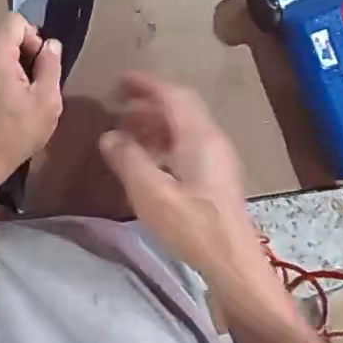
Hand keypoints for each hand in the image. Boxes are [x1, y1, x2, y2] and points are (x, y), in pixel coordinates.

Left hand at [0, 13, 63, 188]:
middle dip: (23, 53)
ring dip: (10, 65)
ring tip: (18, 95)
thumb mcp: (46, 101)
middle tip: (32, 86)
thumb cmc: (16, 133)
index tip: (39, 66)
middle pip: (4, 36)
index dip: (33, 38)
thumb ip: (51, 66)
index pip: (15, 22)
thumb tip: (51, 44)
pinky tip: (3, 100)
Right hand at [97, 72, 266, 285]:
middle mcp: (212, 140)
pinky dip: (165, 141)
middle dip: (147, 104)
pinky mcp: (217, 177)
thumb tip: (109, 137)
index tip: (120, 80)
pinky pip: (188, 144)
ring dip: (155, 124)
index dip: (146, 84)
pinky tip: (148, 160)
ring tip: (127, 133)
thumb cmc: (193, 226)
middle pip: (180, 108)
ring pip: (184, 127)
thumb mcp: (151, 193)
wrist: (232, 262)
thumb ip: (128, 159)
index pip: (173, 95)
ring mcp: (218, 158)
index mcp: (199, 137)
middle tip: (118, 107)